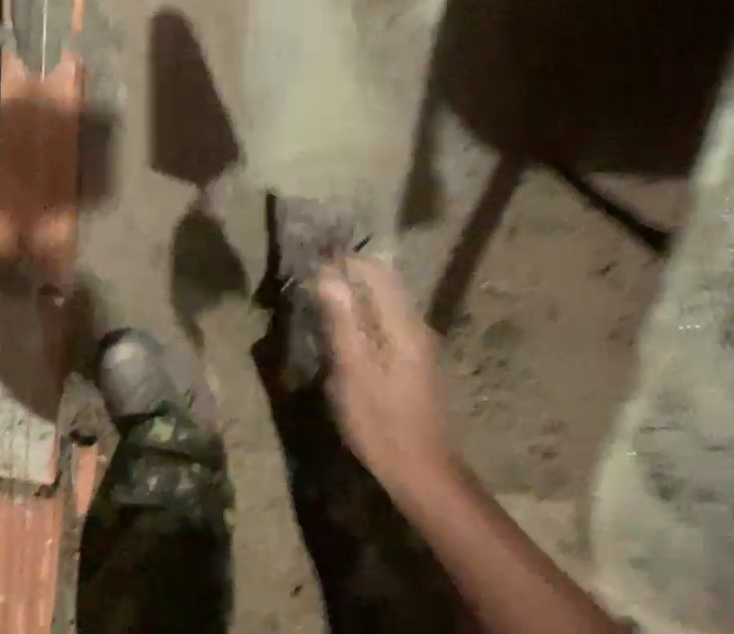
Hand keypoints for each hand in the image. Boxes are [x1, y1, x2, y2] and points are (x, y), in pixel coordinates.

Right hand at [317, 257, 452, 490]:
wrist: (421, 471)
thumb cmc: (381, 422)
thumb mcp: (352, 371)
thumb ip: (342, 320)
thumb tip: (327, 274)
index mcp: (403, 325)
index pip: (377, 271)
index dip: (345, 261)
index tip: (312, 262)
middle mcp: (415, 327)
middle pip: (383, 284)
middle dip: (348, 276)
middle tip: (311, 282)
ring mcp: (417, 345)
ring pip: (384, 303)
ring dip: (354, 296)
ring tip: (320, 303)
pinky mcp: (412, 361)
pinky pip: (385, 322)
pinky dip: (362, 317)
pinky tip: (341, 332)